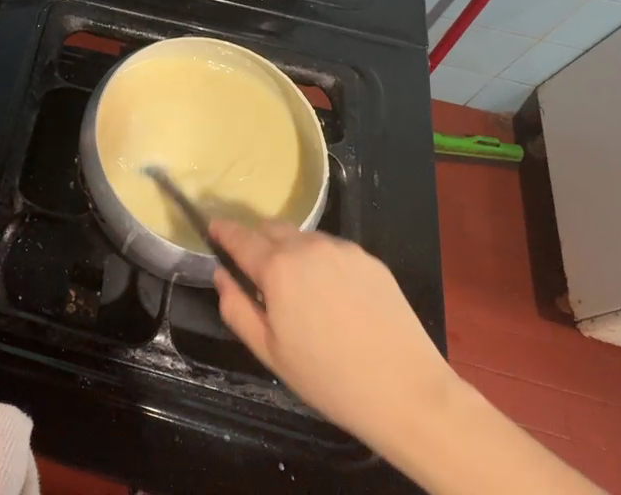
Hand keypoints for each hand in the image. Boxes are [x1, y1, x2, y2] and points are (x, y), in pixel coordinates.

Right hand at [211, 219, 456, 444]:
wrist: (407, 392)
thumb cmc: (329, 378)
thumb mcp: (269, 352)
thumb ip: (236, 308)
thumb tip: (222, 276)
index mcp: (277, 268)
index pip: (240, 237)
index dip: (223, 231)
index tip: (213, 228)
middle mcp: (309, 247)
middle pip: (271, 229)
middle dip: (257, 242)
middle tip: (256, 272)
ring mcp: (344, 250)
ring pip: (303, 238)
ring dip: (290, 251)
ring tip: (299, 290)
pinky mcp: (371, 260)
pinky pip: (333, 251)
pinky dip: (321, 262)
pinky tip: (333, 297)